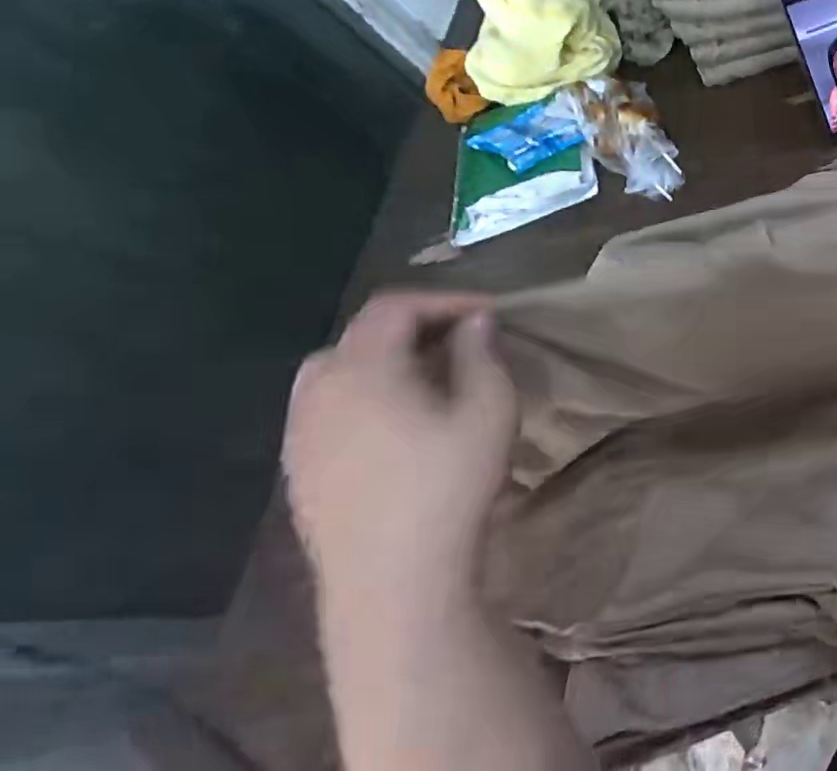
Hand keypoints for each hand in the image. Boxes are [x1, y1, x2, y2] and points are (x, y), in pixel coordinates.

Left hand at [283, 292, 514, 610]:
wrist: (394, 579)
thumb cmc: (450, 484)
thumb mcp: (490, 410)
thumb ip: (482, 355)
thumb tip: (476, 323)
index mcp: (361, 371)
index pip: (393, 308)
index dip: (446, 300)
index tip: (492, 315)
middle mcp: (317, 393)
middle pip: (361, 336)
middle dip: (417, 328)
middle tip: (465, 344)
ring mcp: (301, 434)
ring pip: (339, 372)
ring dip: (389, 361)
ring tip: (436, 381)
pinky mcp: (302, 469)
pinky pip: (330, 409)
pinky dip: (368, 395)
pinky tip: (404, 425)